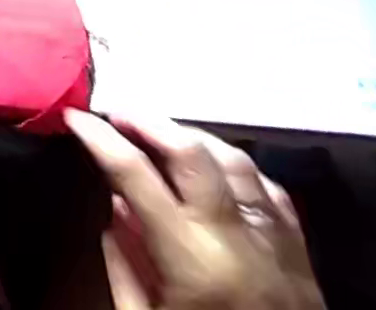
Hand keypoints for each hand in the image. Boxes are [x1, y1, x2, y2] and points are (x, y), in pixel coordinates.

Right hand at [66, 110, 324, 309]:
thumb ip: (123, 260)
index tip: (71, 116)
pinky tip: (210, 170)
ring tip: (157, 134)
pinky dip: (235, 170)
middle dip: (146, 122)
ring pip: (236, 161)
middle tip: (114, 115)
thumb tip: (115, 204)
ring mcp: (278, 248)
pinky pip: (271, 192)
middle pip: (192, 153)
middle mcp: (239, 242)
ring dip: (190, 138)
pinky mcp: (304, 260)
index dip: (97, 136)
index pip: (135, 173)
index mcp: (193, 261)